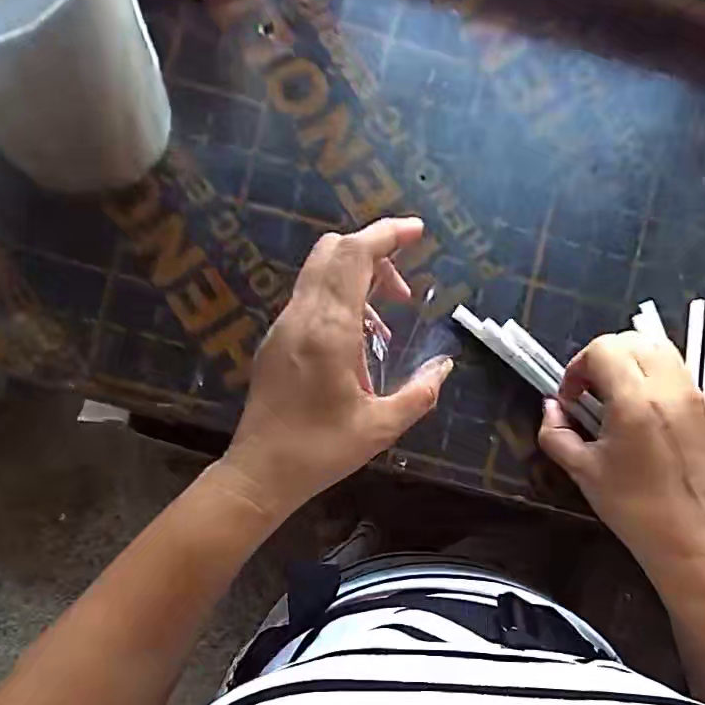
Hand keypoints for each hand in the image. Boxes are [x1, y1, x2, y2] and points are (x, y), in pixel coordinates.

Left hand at [217, 217, 452, 516]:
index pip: (354, 255)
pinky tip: (356, 343)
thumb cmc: (320, 451)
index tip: (416, 232)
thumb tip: (443, 367)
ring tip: (385, 324)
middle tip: (402, 291)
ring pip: (318, 274)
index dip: (387, 234)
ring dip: (356, 280)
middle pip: (332, 252)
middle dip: (373, 253)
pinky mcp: (275, 343)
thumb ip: (419, 393)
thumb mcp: (381, 428)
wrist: (260, 472)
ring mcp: (282, 328)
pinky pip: (309, 301)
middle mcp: (301, 317)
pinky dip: (338, 301)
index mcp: (328, 330)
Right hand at [537, 331, 704, 571]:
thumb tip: (551, 408)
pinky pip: (677, 370)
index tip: (570, 398)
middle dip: (602, 357)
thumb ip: (556, 433)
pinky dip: (652, 374)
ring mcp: (694, 395)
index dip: (577, 367)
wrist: (689, 536)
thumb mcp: (581, 470)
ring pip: (659, 347)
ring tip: (614, 397)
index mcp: (636, 402)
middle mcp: (670, 389)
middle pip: (632, 339)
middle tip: (588, 392)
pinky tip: (639, 410)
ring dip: (629, 360)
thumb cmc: (632, 507)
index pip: (603, 350)